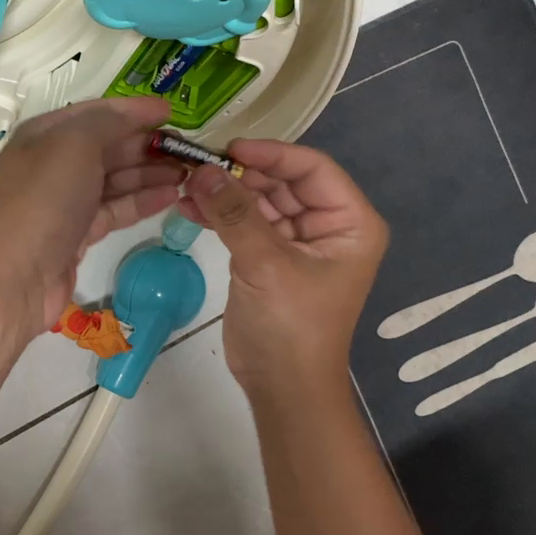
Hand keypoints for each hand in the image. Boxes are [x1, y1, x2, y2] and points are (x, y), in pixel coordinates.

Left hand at [0, 97, 183, 332]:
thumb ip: (107, 123)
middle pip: (105, 147)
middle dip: (145, 144)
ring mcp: (62, 202)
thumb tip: (136, 113)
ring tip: (189, 173)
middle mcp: (49, 165)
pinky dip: (140, 201)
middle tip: (188, 149)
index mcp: (41, 136)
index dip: (132, 111)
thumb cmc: (41, 203)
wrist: (13, 279)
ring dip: (148, 173)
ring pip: (112, 180)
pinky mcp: (74, 235)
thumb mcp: (73, 146)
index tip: (172, 113)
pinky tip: (171, 197)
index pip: (93, 113)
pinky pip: (113, 210)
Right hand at [178, 139, 386, 399]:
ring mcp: (295, 243)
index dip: (272, 154)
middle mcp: (327, 227)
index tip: (228, 149)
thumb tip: (201, 170)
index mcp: (350, 223)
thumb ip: (234, 214)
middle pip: (282, 183)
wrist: (282, 385)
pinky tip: (188, 207)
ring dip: (224, 193)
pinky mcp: (266, 259)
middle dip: (240, 174)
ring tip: (185, 185)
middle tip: (196, 165)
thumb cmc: (291, 325)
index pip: (313, 170)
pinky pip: (243, 224)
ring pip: (258, 202)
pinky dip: (218, 215)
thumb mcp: (265, 265)